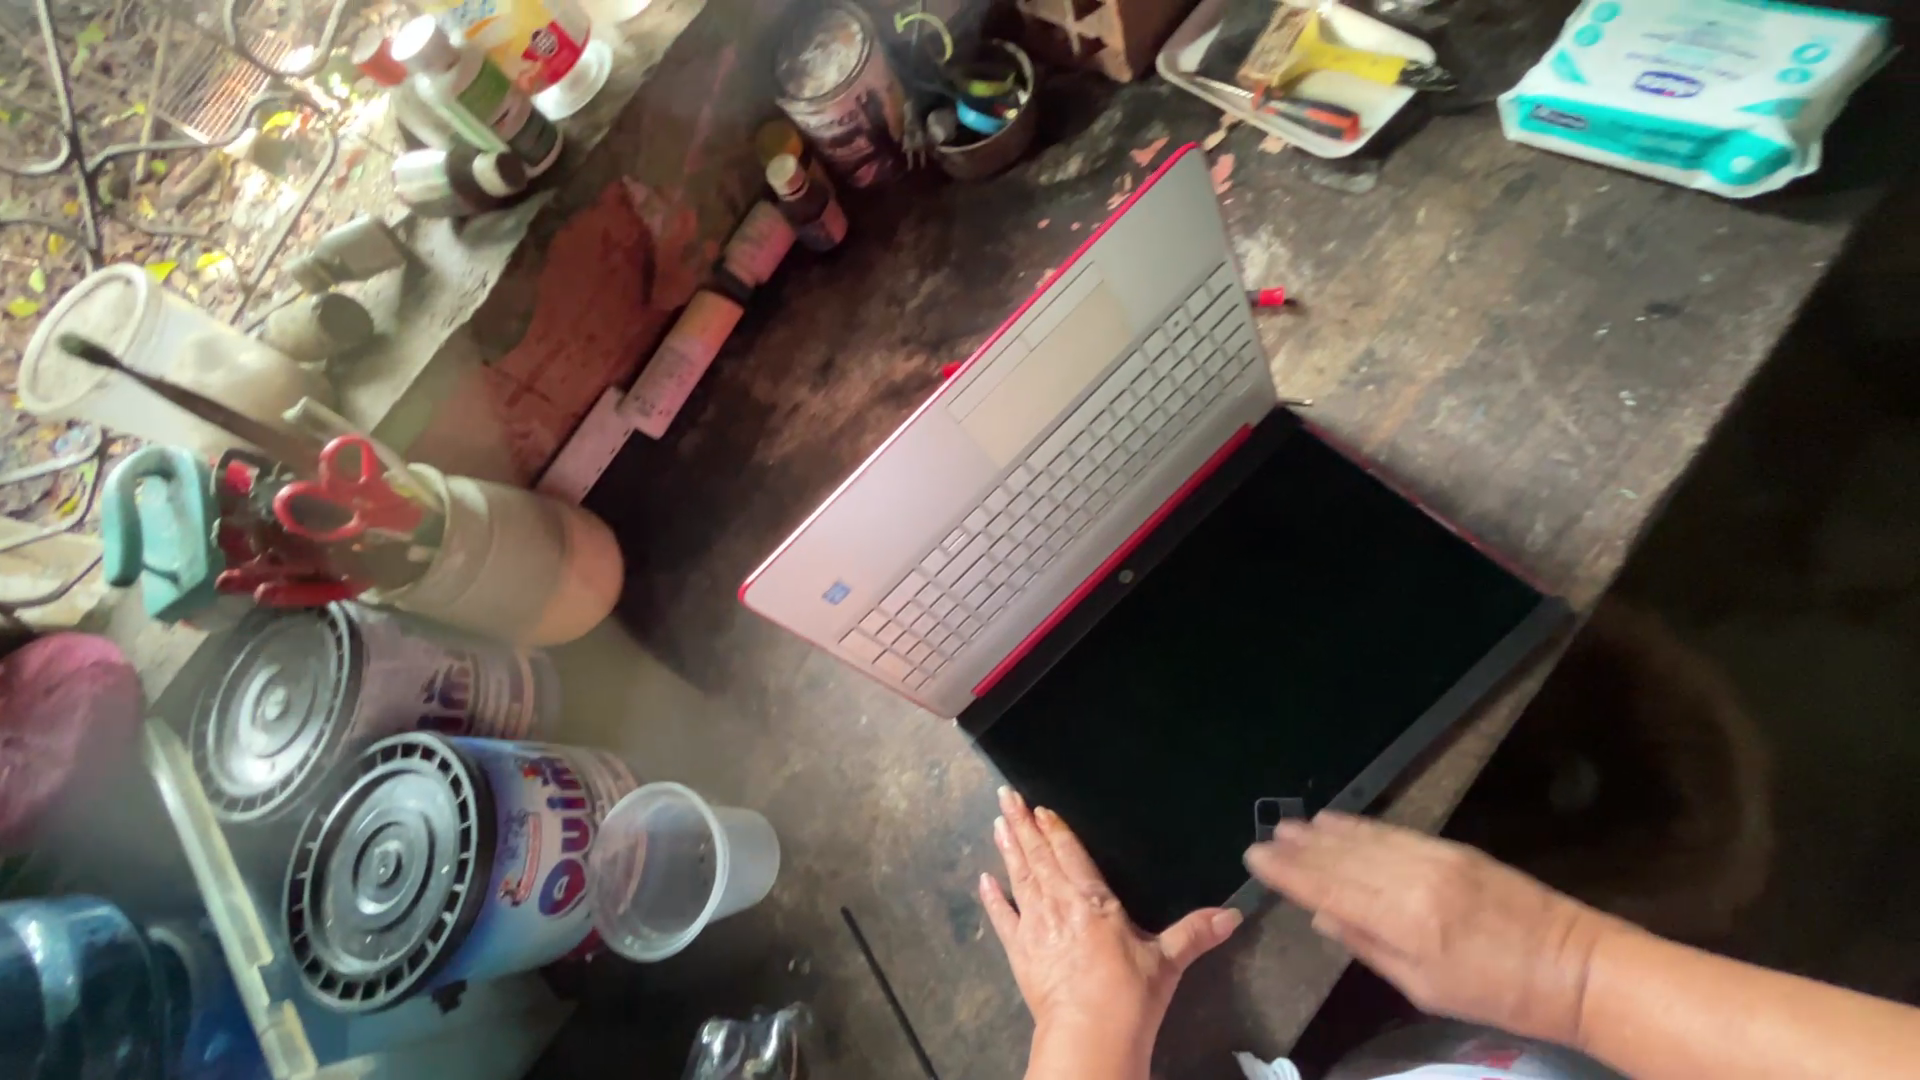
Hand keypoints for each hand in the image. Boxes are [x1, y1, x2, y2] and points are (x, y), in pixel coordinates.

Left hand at [980, 786, 1242, 1068]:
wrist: (1090, 1036)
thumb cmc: (1129, 996)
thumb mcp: (1167, 961)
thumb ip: (1195, 933)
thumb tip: (1232, 915)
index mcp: (1092, 899)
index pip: (1069, 853)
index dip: (1054, 829)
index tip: (1038, 807)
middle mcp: (1059, 903)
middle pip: (1038, 856)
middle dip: (1022, 824)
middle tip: (1007, 796)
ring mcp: (1035, 926)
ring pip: (1019, 877)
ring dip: (1008, 848)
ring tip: (997, 822)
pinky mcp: (1019, 952)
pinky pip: (1003, 919)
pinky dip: (992, 898)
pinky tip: (983, 880)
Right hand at [1244, 812, 1626, 1046]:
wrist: (1579, 967)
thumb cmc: (1501, 996)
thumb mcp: (1428, 991)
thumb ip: (1370, 948)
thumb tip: (1322, 918)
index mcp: (1404, 925)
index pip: (1328, 890)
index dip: (1288, 874)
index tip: (1255, 858)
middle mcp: (1410, 883)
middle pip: (1339, 860)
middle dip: (1297, 849)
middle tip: (1263, 838)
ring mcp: (1431, 859)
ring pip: (1360, 841)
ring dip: (1319, 833)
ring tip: (1287, 825)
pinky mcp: (1450, 848)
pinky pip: (1389, 831)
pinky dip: (1356, 825)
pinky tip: (1332, 820)